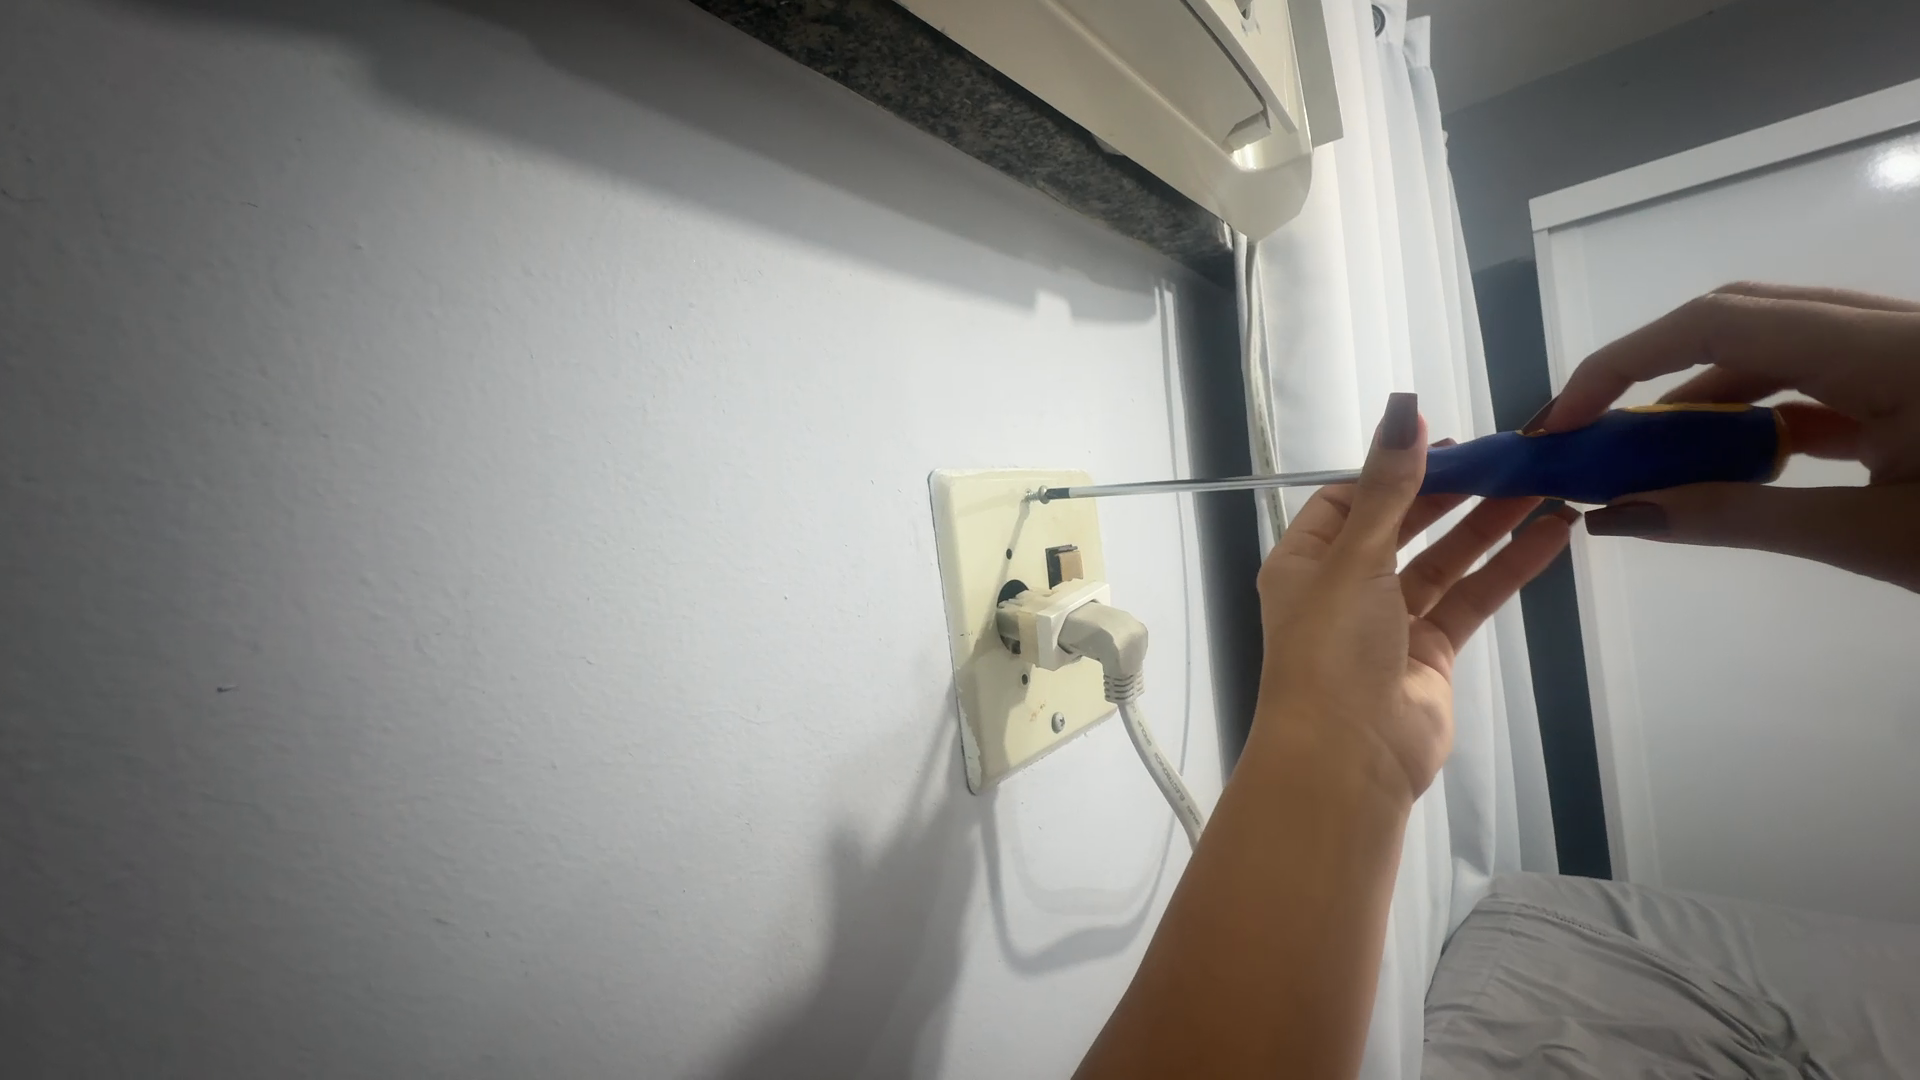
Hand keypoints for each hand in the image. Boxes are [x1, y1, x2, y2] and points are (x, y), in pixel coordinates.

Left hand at [1253, 393, 1577, 804]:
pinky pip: (1468, 599)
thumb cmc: (1332, 647)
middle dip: (1450, 494)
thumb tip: (1402, 411)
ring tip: (1544, 484)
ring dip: (1487, 526)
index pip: (1345, 500)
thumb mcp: (1354, 558)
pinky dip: (1505, 569)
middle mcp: (1341, 586)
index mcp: (1303, 561)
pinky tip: (1550, 534)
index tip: (1445, 443)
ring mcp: (1386, 620)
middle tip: (1508, 458)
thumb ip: (1386, 489)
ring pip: (1441, 561)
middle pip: (1400, 527)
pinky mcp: (1428, 652)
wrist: (1348, 753)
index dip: (1391, 471)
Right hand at [1535, 282, 1919, 590]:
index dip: (1618, 364)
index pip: (1718, 322)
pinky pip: (1819, 380)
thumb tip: (1612, 518)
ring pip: (1775, 350)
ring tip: (1650, 462)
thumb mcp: (1883, 540)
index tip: (1561, 423)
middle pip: (1739, 318)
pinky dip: (1755, 419)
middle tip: (1590, 433)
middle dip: (1647, 373)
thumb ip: (1733, 520)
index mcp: (1902, 352)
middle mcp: (1906, 330)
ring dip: (1698, 400)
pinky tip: (1733, 467)